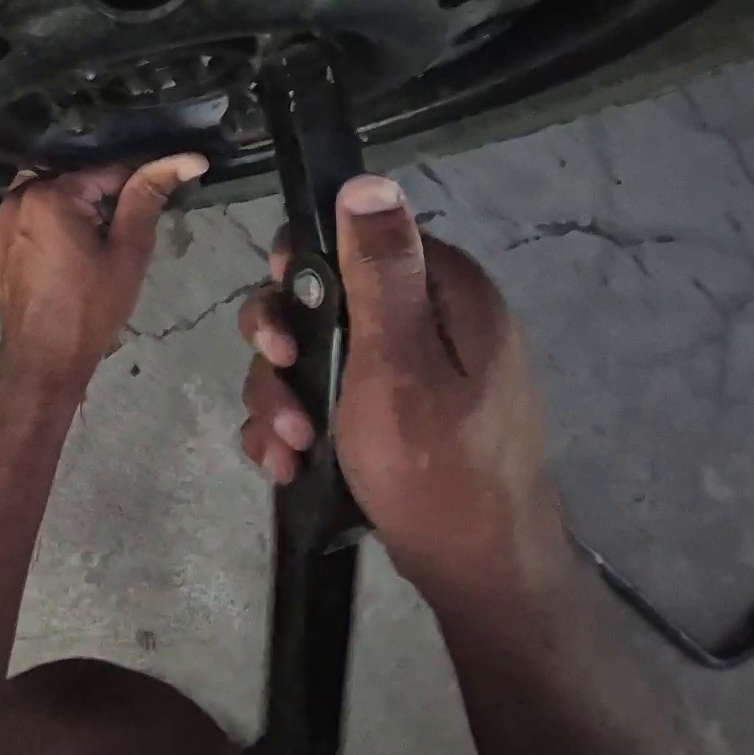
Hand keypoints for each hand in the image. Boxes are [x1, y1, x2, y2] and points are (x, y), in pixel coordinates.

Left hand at [0, 154, 208, 384]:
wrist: (43, 359)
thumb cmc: (90, 307)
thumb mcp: (128, 251)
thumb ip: (148, 197)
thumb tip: (186, 159)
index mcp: (49, 193)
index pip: (105, 171)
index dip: (133, 188)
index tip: (150, 208)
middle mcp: (17, 197)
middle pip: (72, 181)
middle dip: (99, 200)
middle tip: (118, 235)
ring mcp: (0, 221)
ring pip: (49, 198)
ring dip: (73, 212)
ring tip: (94, 246)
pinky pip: (28, 220)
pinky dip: (50, 227)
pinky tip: (66, 257)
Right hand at [236, 175, 563, 582]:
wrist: (472, 574)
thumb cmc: (436, 464)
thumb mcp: (397, 361)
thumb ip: (379, 271)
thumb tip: (369, 179)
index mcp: (442, 294)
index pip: (357, 238)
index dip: (303, 268)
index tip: (282, 311)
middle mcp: (423, 322)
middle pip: (320, 300)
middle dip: (283, 349)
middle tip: (281, 384)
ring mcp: (401, 371)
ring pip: (309, 355)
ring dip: (281, 398)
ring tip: (288, 448)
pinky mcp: (382, 411)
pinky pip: (318, 396)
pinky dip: (294, 425)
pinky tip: (286, 461)